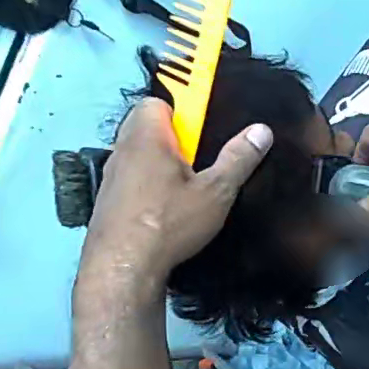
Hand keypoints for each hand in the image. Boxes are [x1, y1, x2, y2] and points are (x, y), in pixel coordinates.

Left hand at [77, 99, 270, 299]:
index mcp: (147, 136)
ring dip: (161, 163)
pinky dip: (149, 184)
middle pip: (147, 126)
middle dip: (175, 137)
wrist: (122, 268)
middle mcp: (123, 148)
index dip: (183, 110)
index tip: (204, 131)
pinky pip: (132, 178)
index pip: (158, 100)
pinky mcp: (107, 199)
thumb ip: (238, 159)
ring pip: (139, 154)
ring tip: (187, 189)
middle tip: (201, 163)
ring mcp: (111, 174)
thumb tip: (261, 129)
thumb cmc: (170, 222)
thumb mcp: (216, 192)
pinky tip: (167, 210)